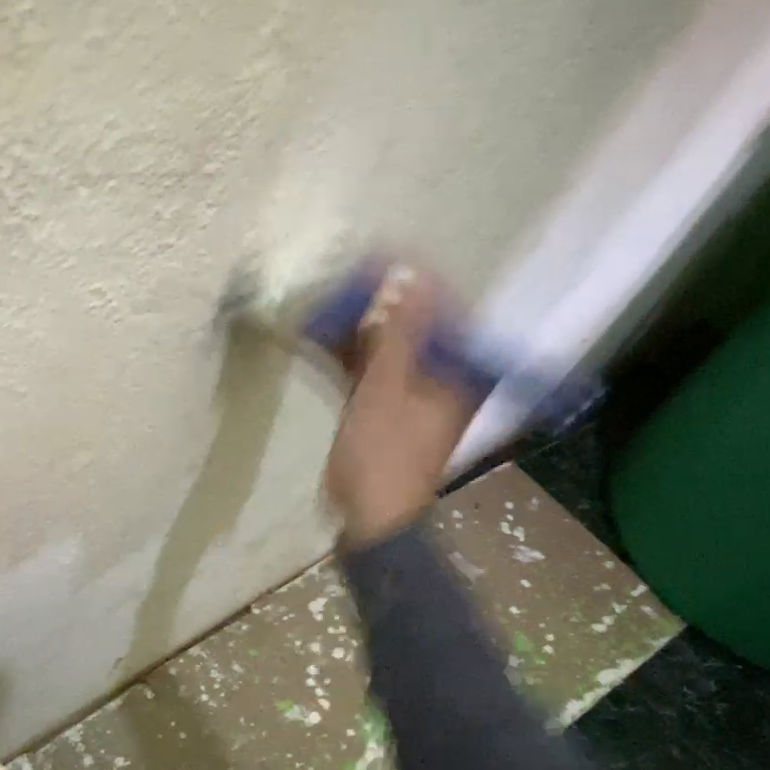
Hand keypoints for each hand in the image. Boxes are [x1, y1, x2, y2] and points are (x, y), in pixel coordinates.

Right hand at [324, 261, 477, 545]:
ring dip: (354, 325)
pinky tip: (313, 334)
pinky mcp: (380, 407)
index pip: (441, 309)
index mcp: (455, 370)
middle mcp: (437, 376)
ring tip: (323, 297)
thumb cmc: (385, 454)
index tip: (381, 253)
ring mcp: (407, 392)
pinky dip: (342, 355)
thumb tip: (411, 278)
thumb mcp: (389, 389)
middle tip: (343, 273)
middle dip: (376, 300)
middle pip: (409, 325)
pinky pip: (363, 370)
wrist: (371, 516)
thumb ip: (399, 333)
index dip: (413, 278)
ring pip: (382, 346)